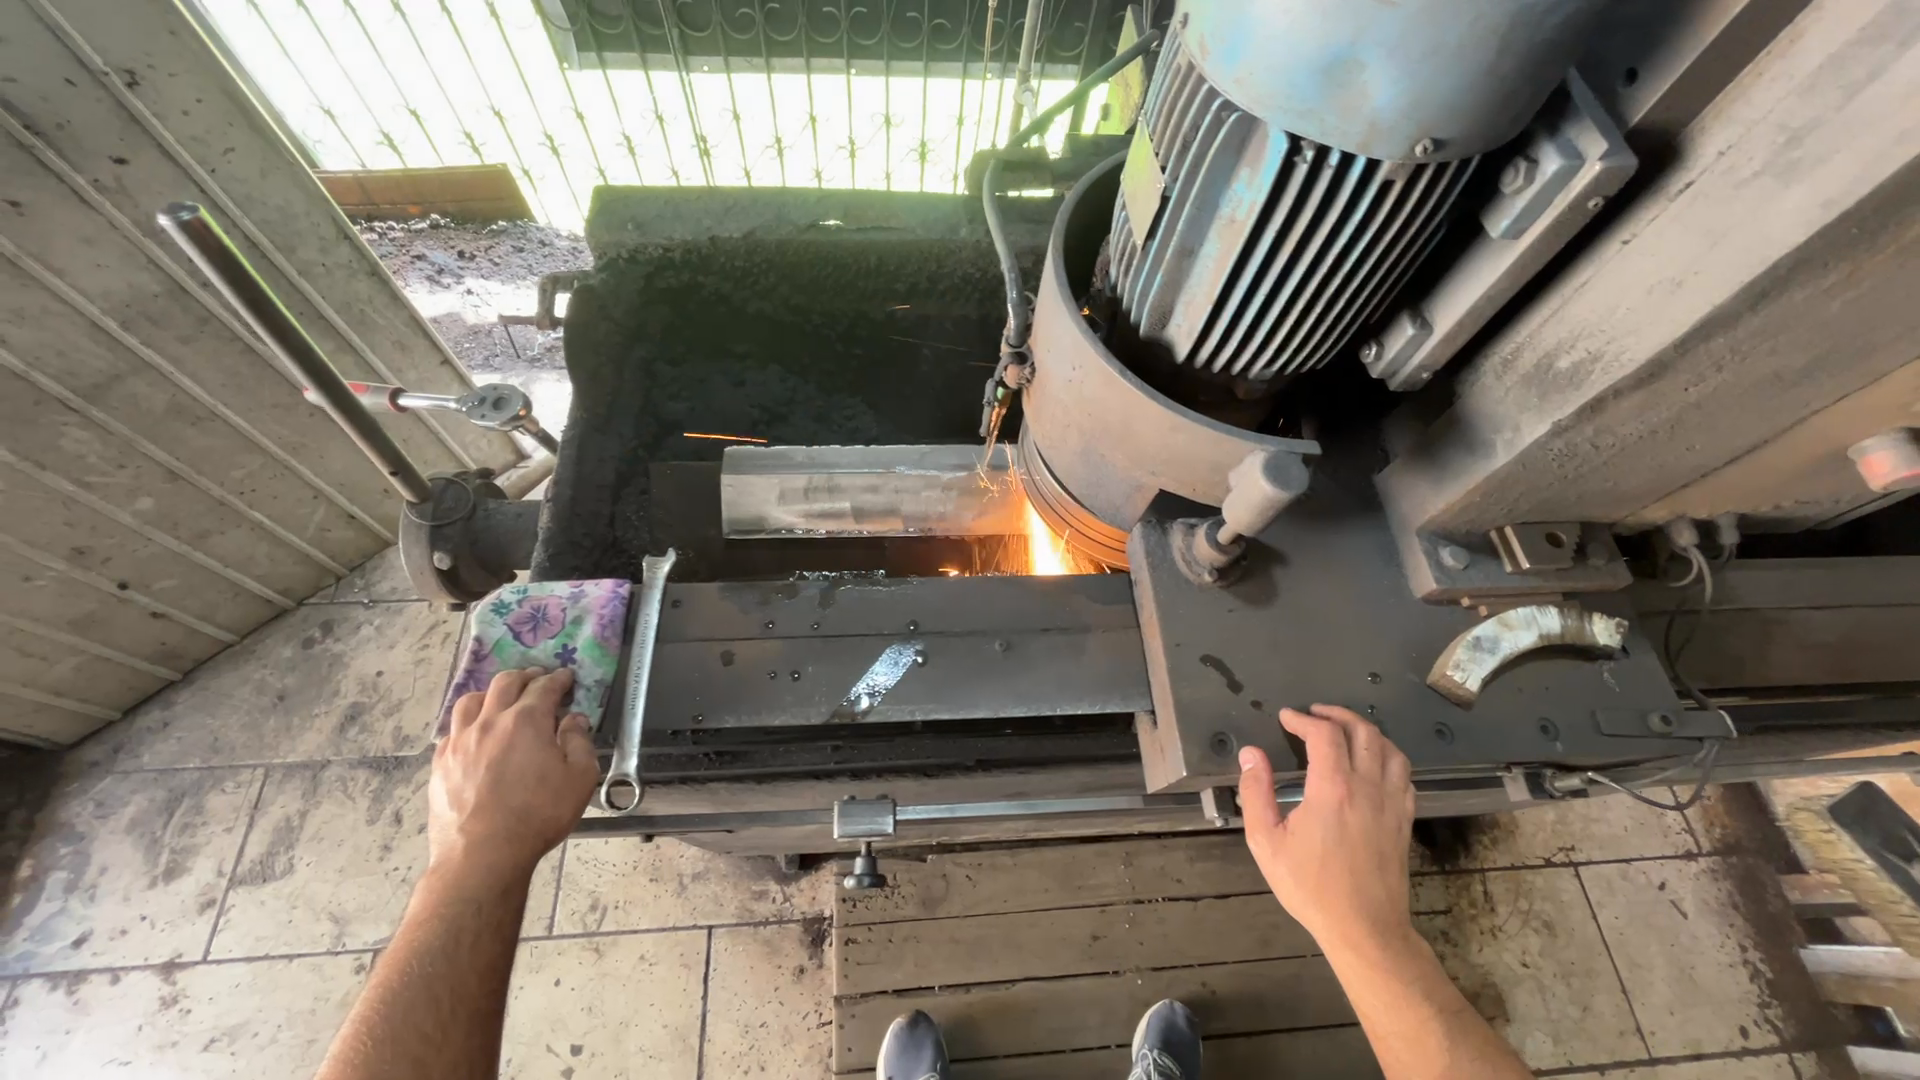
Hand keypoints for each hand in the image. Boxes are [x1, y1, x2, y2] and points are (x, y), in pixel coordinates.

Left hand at [429, 667, 598, 885]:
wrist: (483, 854)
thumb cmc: (539, 814)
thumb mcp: (579, 778)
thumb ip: (579, 742)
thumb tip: (574, 720)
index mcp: (526, 720)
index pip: (545, 687)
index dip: (559, 679)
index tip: (567, 678)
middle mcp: (490, 722)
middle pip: (505, 683)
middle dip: (525, 676)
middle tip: (538, 679)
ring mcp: (459, 742)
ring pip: (470, 701)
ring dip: (490, 694)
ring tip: (501, 701)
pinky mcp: (440, 764)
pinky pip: (452, 730)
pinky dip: (468, 722)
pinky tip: (475, 734)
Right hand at [1237, 704, 1415, 951]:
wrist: (1364, 928)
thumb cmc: (1309, 886)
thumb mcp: (1265, 841)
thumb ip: (1255, 792)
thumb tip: (1251, 753)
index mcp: (1332, 789)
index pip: (1324, 734)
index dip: (1302, 719)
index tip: (1285, 718)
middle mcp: (1367, 787)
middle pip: (1362, 732)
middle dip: (1336, 715)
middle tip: (1313, 714)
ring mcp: (1391, 803)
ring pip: (1390, 749)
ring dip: (1366, 731)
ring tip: (1344, 731)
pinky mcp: (1403, 820)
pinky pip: (1404, 775)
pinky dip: (1387, 757)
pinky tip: (1372, 764)